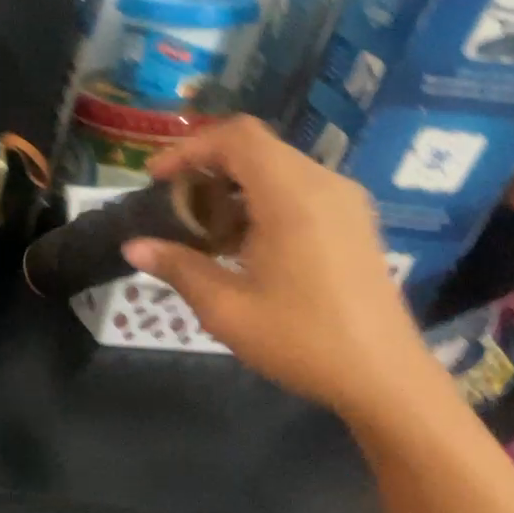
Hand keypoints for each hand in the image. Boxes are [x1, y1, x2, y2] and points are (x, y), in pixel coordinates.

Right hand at [124, 116, 437, 420]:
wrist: (380, 374)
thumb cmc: (299, 339)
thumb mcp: (225, 307)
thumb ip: (178, 267)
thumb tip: (133, 246)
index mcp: (292, 198)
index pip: (237, 138)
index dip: (190, 149)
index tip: (155, 180)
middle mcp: (323, 186)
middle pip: (257, 149)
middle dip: (206, 169)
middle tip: (170, 208)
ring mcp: (343, 203)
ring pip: (277, 170)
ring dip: (231, 189)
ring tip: (198, 231)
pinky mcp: (351, 223)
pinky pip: (297, 192)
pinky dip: (258, 203)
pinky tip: (237, 245)